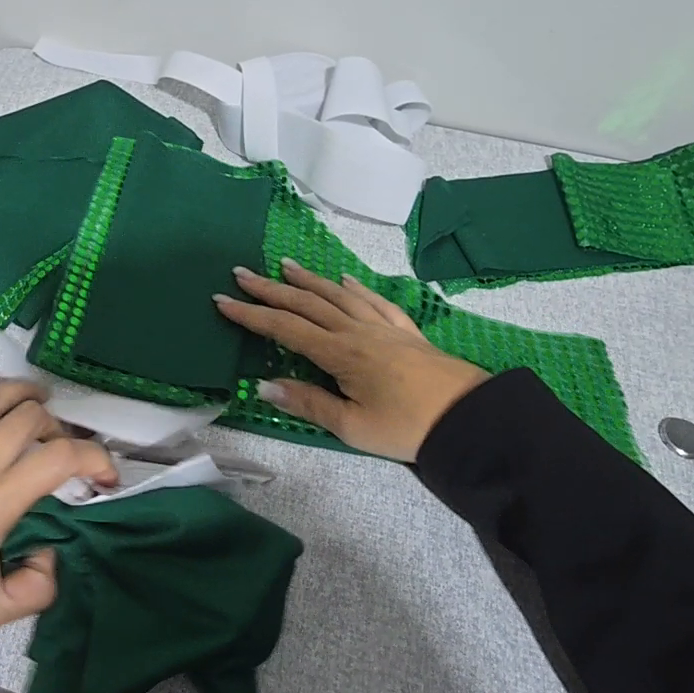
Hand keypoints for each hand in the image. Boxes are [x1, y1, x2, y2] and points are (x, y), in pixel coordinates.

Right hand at [214, 259, 489, 462]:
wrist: (471, 417)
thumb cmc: (408, 427)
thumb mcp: (353, 427)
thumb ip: (308, 403)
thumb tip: (265, 385)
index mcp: (339, 353)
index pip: (285, 328)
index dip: (251, 314)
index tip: (222, 300)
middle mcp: (356, 330)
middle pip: (306, 303)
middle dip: (270, 288)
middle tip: (241, 273)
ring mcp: (382, 326)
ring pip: (337, 295)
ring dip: (307, 280)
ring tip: (283, 265)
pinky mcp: (405, 331)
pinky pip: (374, 301)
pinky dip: (355, 287)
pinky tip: (345, 280)